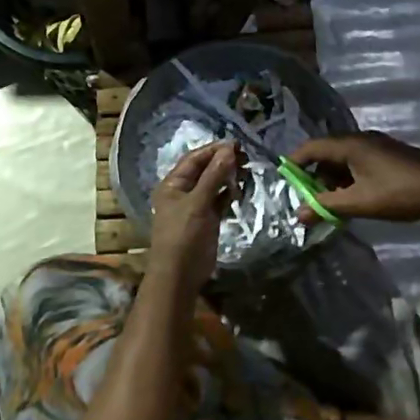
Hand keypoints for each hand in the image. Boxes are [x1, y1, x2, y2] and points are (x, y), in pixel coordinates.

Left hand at [148, 141, 235, 291]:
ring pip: (213, 184)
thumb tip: (228, 150)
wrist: (180, 275)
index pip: (194, 159)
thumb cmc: (183, 236)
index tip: (237, 144)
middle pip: (204, 169)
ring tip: (247, 172)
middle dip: (223, 162)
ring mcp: (195, 206)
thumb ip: (214, 176)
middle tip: (246, 158)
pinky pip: (219, 199)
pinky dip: (229, 193)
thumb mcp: (198, 203)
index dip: (214, 149)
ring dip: (228, 177)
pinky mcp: (206, 219)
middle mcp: (182, 191)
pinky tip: (241, 190)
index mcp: (173, 184)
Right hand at [290, 132, 419, 223]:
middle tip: (309, 200)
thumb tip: (298, 213)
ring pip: (343, 158)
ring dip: (333, 179)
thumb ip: (326, 206)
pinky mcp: (388, 154)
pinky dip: (348, 177)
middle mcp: (361, 139)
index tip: (285, 181)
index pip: (312, 148)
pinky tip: (353, 197)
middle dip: (314, 175)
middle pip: (326, 152)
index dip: (295, 163)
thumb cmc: (399, 193)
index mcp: (350, 145)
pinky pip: (357, 161)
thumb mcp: (359, 203)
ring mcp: (376, 145)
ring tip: (331, 203)